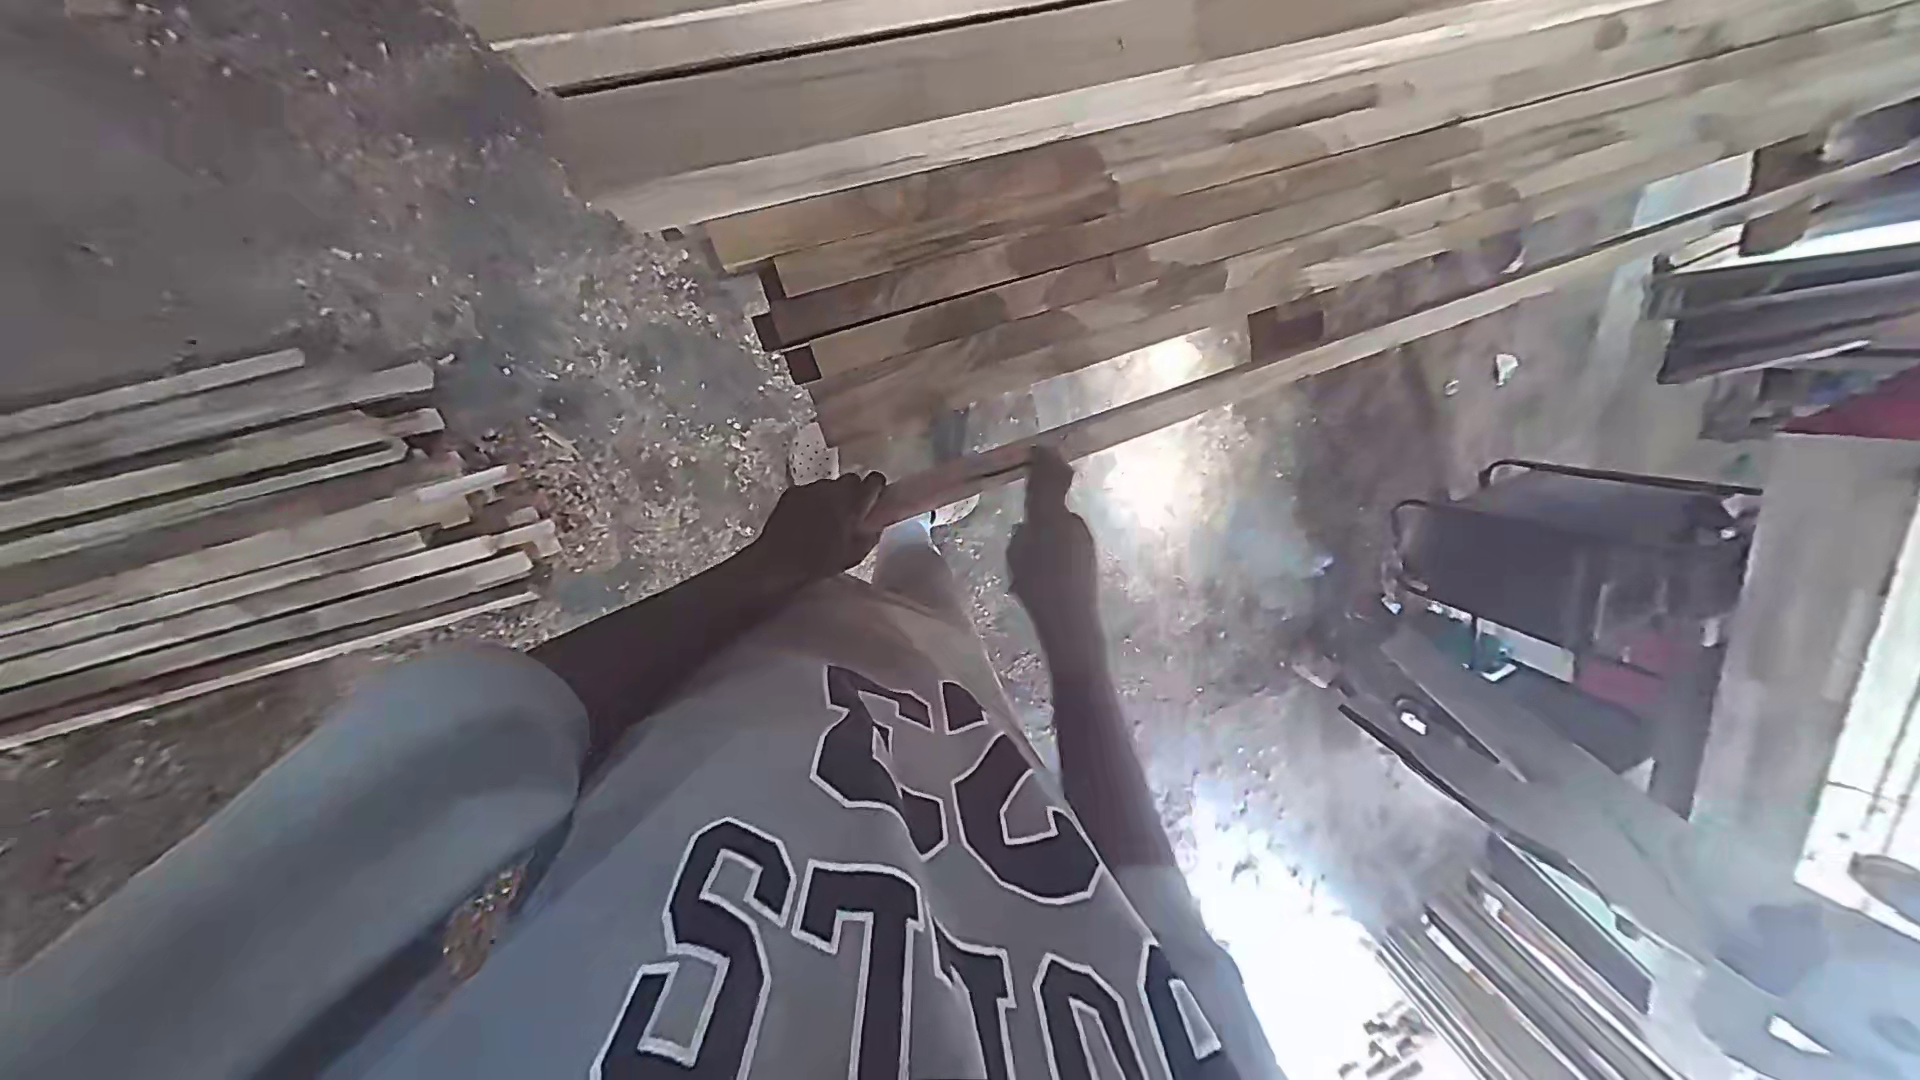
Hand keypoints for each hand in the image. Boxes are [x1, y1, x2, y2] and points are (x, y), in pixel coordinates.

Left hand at [751, 473, 886, 583]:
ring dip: (832, 497)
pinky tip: (807, 519)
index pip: (875, 480)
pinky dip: (812, 501)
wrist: (780, 562)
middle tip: (851, 512)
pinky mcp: (792, 492)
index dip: (876, 489)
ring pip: (829, 485)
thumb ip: (873, 531)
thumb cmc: (822, 561)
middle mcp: (834, 488)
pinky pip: (809, 491)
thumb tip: (879, 522)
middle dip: (854, 492)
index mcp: (854, 501)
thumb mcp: (856, 552)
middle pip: (851, 479)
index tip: (875, 499)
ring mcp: (811, 488)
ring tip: (826, 518)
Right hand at [1008, 448, 1100, 643]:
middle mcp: (1072, 522)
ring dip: (1046, 537)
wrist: (1071, 621)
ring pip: (1058, 527)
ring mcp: (1083, 539)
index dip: (1044, 462)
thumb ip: (1021, 536)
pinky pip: (1065, 545)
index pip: (1048, 480)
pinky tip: (1042, 576)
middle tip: (1021, 535)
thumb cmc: (1037, 588)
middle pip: (1054, 504)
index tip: (1041, 448)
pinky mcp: (1089, 556)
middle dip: (1039, 511)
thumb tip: (1026, 527)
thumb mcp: (1017, 557)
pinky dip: (1053, 552)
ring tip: (1028, 565)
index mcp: (1050, 517)